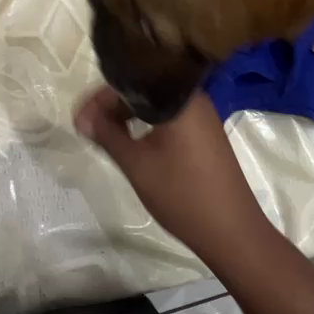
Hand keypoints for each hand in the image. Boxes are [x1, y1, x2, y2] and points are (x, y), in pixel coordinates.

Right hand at [74, 86, 267, 253]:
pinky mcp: (205, 133)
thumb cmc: (183, 194)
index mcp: (178, 97)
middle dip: (112, 105)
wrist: (233, 233)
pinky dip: (146, 124)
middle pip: (143, 89)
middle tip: (88, 126)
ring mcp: (202, 115)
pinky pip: (168, 116)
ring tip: (105, 134)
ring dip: (128, 115)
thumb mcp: (137, 165)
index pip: (130, 80)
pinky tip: (132, 140)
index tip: (80, 119)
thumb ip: (107, 134)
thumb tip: (82, 117)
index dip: (100, 97)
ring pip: (155, 104)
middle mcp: (192, 98)